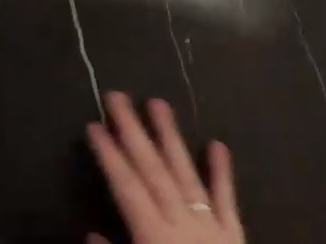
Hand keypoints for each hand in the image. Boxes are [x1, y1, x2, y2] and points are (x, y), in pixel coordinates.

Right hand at [87, 93, 242, 243]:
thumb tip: (90, 235)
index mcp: (154, 238)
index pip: (127, 187)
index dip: (109, 155)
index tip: (94, 123)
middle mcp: (182, 226)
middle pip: (153, 171)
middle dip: (134, 132)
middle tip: (117, 96)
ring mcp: (211, 229)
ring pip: (186, 175)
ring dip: (171, 139)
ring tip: (159, 103)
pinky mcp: (235, 238)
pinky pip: (227, 202)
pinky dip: (222, 173)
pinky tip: (218, 144)